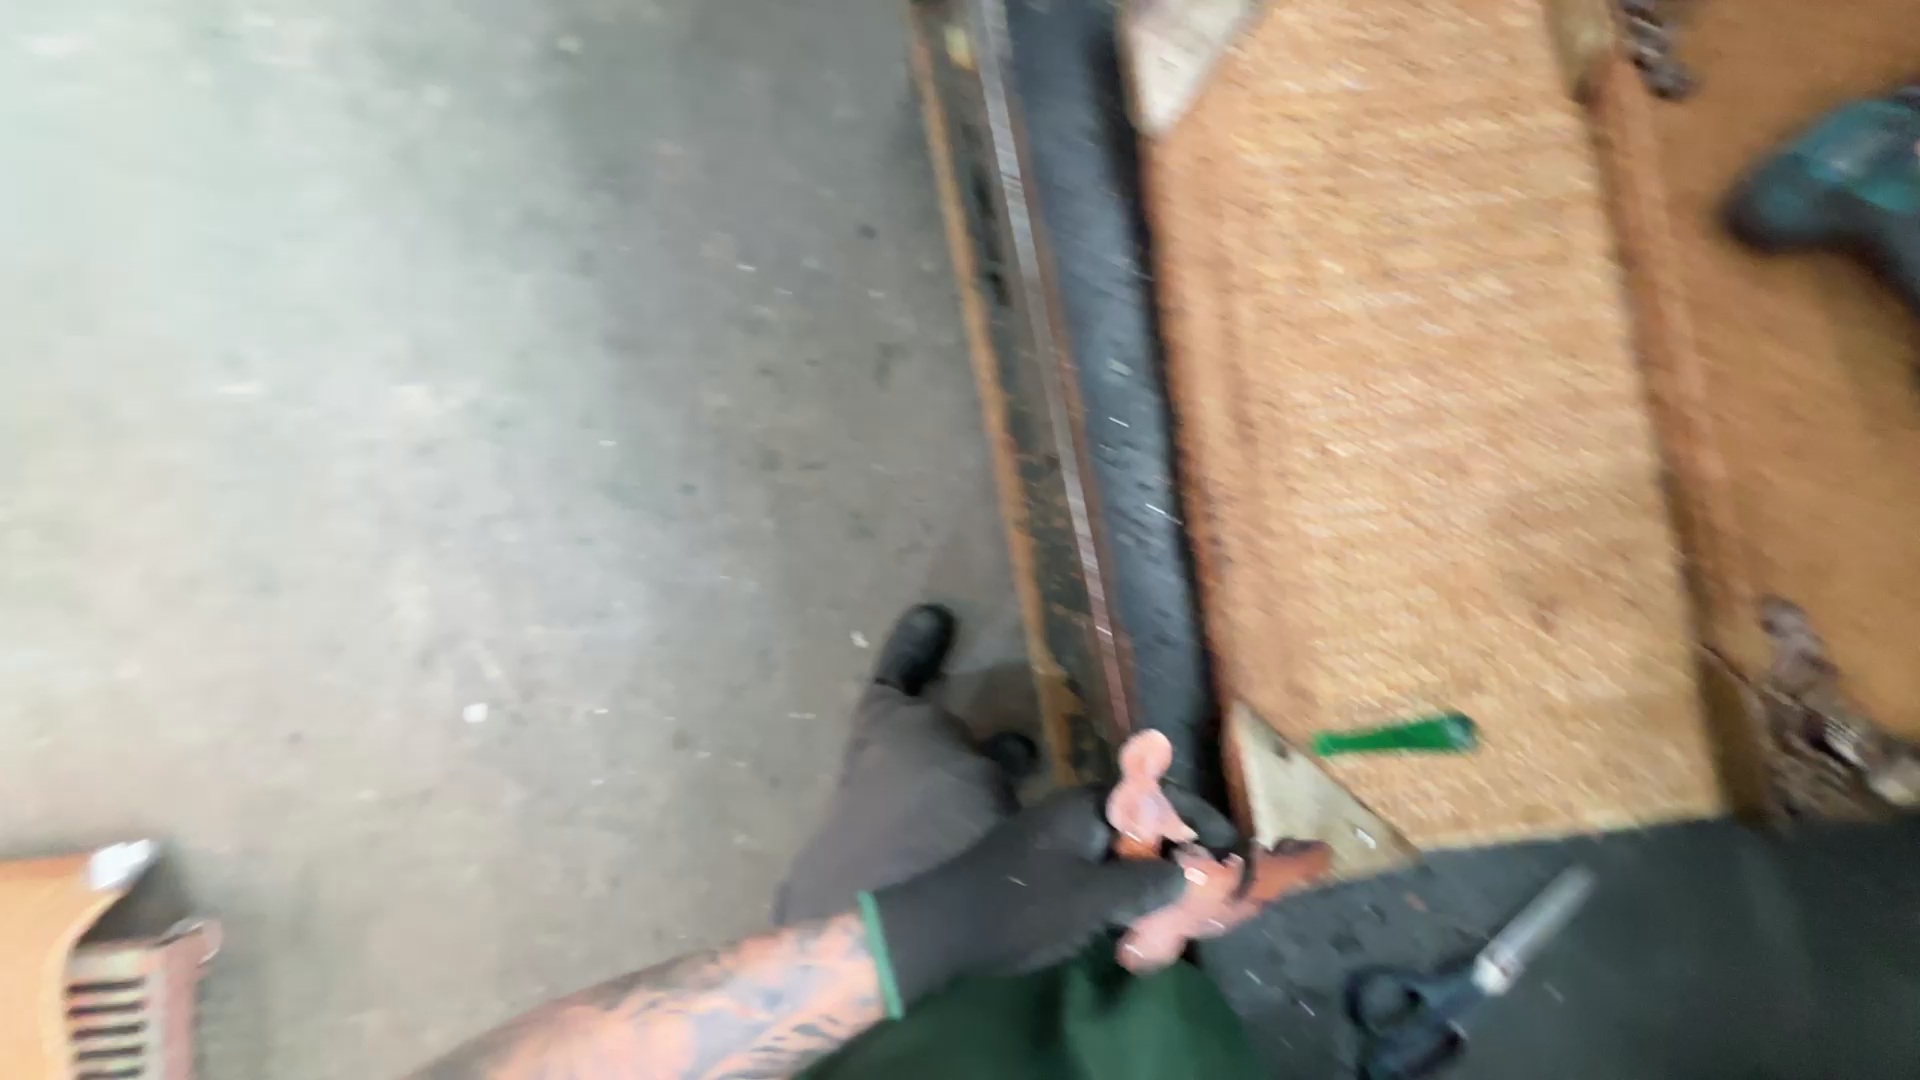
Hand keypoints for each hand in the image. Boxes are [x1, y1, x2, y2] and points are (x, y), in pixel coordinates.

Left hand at [868, 784, 1238, 1006]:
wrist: (950, 924)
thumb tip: (1184, 870)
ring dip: (1151, 873)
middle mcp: (1076, 812)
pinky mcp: (1050, 864)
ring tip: (1183, 902)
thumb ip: (1142, 882)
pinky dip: (1123, 887)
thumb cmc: (1023, 904)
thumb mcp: (1091, 898)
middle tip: (1209, 880)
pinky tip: (1138, 916)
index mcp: (1087, 805)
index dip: (1196, 818)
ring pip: (1121, 849)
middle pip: (1140, 822)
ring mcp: (1060, 837)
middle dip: (1177, 849)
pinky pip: (1100, 868)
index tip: (1230, 844)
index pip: (1154, 797)